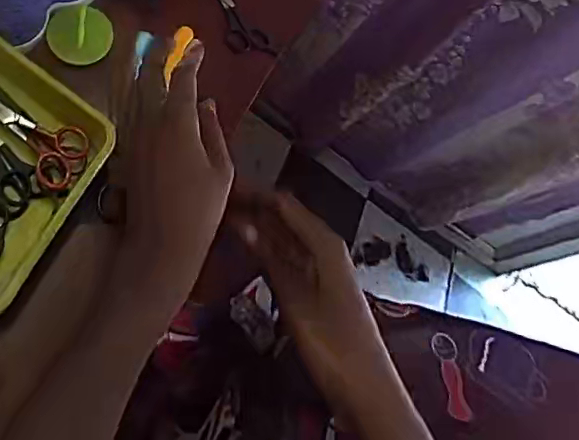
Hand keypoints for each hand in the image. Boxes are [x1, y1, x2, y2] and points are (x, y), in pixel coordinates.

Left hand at [116, 37, 234, 318]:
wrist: (160, 244)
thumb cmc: (200, 211)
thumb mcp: (221, 171)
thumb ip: (213, 131)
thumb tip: (207, 104)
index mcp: (177, 122)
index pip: (181, 78)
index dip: (190, 59)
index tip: (198, 45)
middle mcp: (150, 119)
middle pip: (150, 74)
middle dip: (160, 52)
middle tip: (173, 40)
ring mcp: (133, 132)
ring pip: (134, 88)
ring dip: (144, 66)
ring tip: (156, 52)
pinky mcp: (125, 146)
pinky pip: (129, 106)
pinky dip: (137, 90)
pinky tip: (144, 87)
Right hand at [229, 187, 417, 438]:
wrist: (368, 394)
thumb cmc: (333, 344)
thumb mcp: (295, 298)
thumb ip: (268, 255)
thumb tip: (240, 219)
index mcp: (324, 240)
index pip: (281, 201)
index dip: (250, 190)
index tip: (217, 184)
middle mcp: (323, 246)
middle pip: (282, 215)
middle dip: (249, 206)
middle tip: (210, 202)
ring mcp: (319, 266)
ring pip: (282, 234)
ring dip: (255, 226)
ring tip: (217, 219)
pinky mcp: (314, 286)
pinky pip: (285, 254)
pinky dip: (264, 248)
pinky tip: (241, 248)